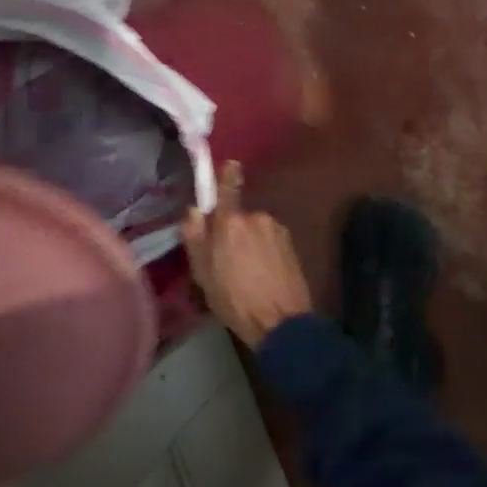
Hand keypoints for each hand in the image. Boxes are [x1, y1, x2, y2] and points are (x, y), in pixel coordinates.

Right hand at [181, 162, 313, 348]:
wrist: (281, 321)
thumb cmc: (234, 300)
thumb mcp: (203, 273)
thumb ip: (195, 237)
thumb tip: (194, 211)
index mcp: (231, 222)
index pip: (228, 188)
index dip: (226, 175)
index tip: (230, 164)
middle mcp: (257, 218)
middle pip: (239, 216)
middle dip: (232, 230)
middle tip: (224, 259)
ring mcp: (278, 230)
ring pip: (256, 230)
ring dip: (249, 242)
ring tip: (245, 272)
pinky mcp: (292, 245)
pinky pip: (270, 241)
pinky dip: (264, 251)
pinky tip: (262, 274)